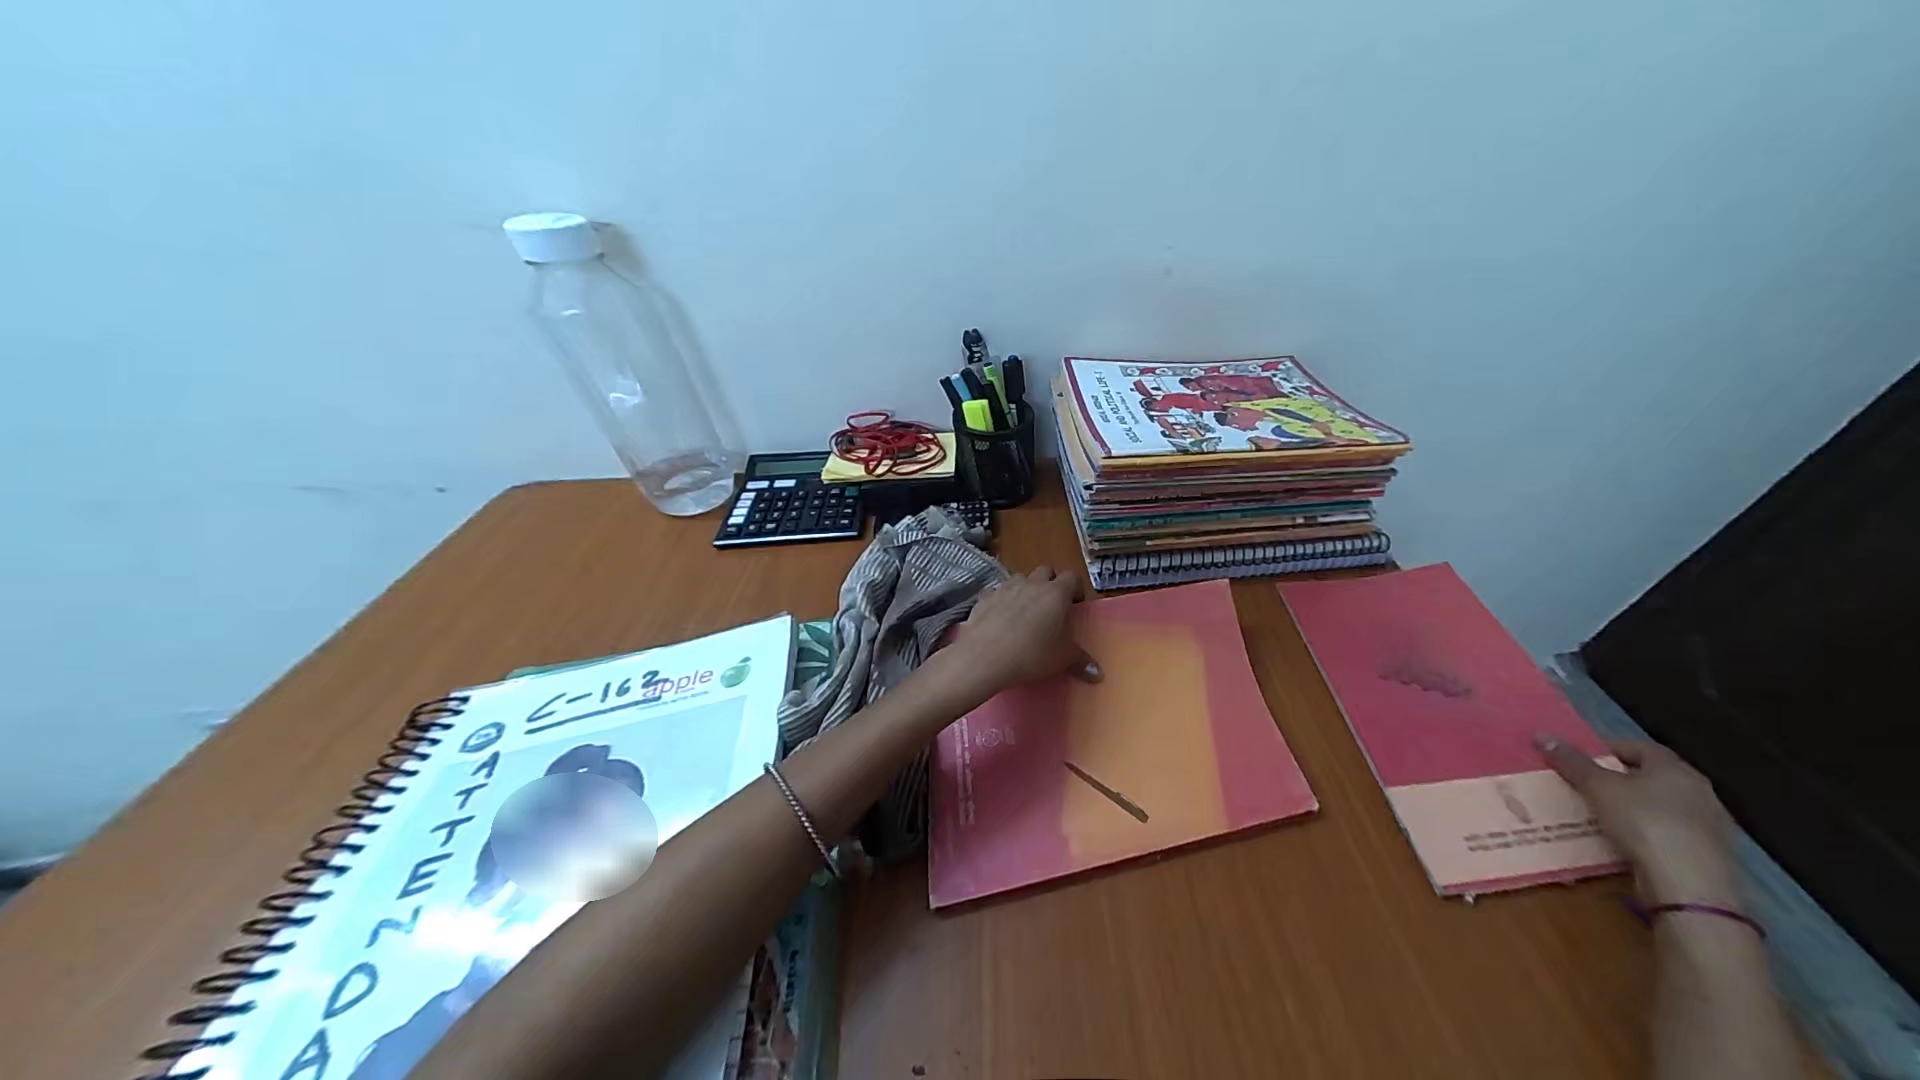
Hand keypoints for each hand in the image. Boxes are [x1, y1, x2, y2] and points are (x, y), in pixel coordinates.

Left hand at [952, 567, 1101, 695]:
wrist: (984, 655)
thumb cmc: (1031, 654)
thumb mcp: (1061, 660)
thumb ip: (1080, 662)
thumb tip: (1098, 674)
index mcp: (1056, 593)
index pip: (1072, 578)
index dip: (1075, 589)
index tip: (1075, 605)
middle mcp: (1032, 584)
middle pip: (1045, 571)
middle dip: (1050, 583)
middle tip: (1051, 606)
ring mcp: (1005, 587)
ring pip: (1020, 578)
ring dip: (1026, 589)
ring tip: (1025, 611)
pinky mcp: (984, 596)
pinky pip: (997, 592)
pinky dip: (1002, 600)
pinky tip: (1000, 617)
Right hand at [1536, 735, 1741, 907]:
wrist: (1690, 885)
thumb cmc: (1643, 822)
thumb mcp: (1597, 787)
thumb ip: (1571, 761)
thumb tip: (1541, 735)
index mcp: (1676, 769)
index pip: (1638, 747)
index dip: (1606, 750)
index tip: (1580, 762)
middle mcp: (1699, 791)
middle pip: (1650, 776)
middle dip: (1617, 779)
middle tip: (1585, 787)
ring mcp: (1710, 824)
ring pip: (1660, 804)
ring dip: (1632, 806)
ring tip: (1600, 815)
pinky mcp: (1710, 852)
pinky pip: (1669, 830)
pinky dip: (1647, 830)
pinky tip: (1627, 840)